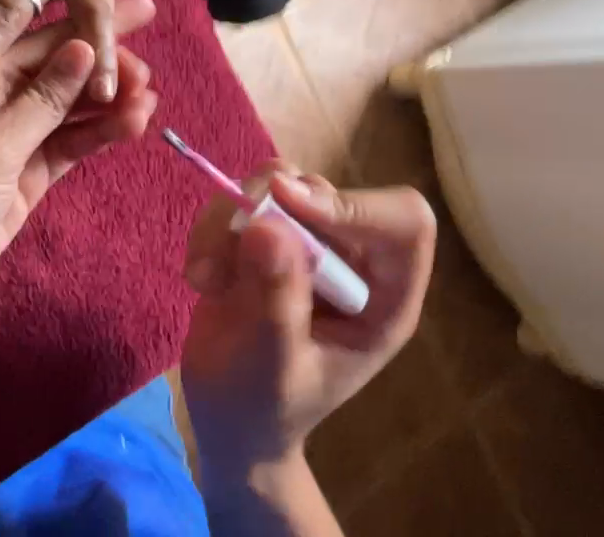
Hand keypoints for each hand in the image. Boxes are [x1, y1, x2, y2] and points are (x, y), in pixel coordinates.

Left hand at [0, 0, 161, 327]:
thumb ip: (43, 99)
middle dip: (107, 63)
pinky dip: (99, 135)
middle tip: (153, 64)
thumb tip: (84, 46)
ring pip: (72, 109)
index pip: (43, 40)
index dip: (91, 26)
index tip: (141, 10)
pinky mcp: (29, 175)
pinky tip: (132, 124)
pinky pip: (70, 146)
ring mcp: (17, 138)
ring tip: (151, 95)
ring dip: (109, 102)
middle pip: (62, 72)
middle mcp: (0, 100)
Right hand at [180, 167, 435, 482]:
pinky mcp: (262, 235)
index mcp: (383, 297)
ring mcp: (304, 243)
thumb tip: (269, 225)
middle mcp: (350, 260)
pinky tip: (201, 277)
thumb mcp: (272, 364)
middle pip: (321, 191)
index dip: (352, 207)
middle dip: (262, 212)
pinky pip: (237, 200)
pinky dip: (210, 229)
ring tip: (204, 279)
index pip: (402, 222)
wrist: (227, 416)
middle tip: (218, 258)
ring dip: (226, 222)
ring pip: (272, 185)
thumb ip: (276, 297)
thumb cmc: (264, 406)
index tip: (286, 206)